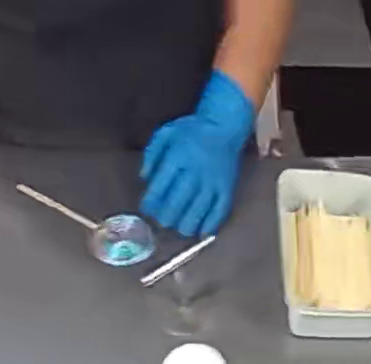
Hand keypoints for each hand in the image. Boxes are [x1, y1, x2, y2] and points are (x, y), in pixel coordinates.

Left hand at [139, 71, 254, 236]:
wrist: (224, 126)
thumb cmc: (192, 130)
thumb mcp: (166, 133)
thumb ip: (152, 154)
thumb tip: (144, 179)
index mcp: (178, 156)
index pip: (161, 185)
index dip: (152, 201)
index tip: (147, 210)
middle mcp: (195, 171)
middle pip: (178, 201)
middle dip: (167, 216)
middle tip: (162, 223)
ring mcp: (212, 182)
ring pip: (198, 210)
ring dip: (187, 224)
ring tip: (180, 229)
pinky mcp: (226, 189)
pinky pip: (219, 212)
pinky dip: (210, 225)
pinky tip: (202, 232)